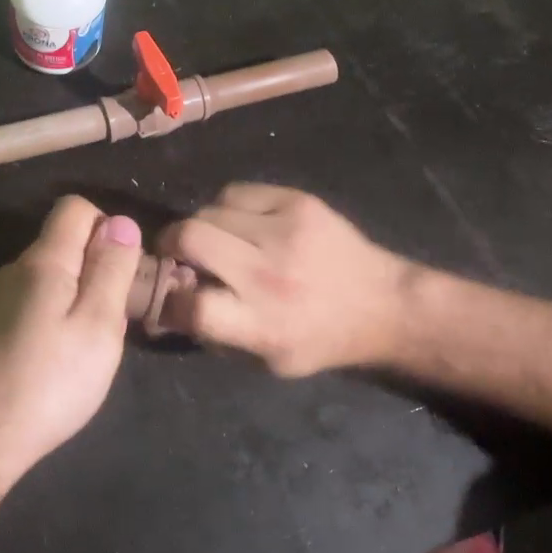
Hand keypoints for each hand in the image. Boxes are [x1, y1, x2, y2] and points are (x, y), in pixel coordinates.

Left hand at [0, 196, 143, 490]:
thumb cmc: (47, 385)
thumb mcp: (97, 328)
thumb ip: (111, 271)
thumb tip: (121, 221)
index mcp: (42, 262)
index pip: (75, 208)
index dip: (107, 227)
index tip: (124, 272)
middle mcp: (11, 271)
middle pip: (61, 244)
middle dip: (94, 270)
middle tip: (112, 321)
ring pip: (45, 279)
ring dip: (73, 299)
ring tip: (85, 350)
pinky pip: (27, 306)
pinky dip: (49, 321)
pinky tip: (52, 365)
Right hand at [159, 183, 425, 375]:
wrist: (385, 304)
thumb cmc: (320, 339)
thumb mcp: (268, 360)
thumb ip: (216, 334)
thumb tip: (166, 302)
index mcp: (262, 324)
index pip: (191, 304)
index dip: (167, 298)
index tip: (166, 293)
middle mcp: (270, 274)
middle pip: (190, 238)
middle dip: (171, 244)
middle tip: (178, 253)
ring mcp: (285, 230)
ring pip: (208, 210)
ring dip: (202, 226)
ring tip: (219, 240)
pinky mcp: (297, 201)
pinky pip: (235, 192)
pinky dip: (228, 208)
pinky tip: (243, 223)